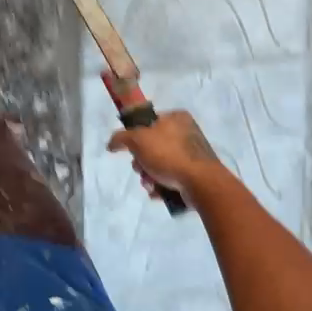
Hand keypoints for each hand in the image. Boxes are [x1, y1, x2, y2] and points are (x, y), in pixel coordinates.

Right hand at [107, 111, 229, 202]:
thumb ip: (120, 138)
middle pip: (151, 146)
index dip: (136, 136)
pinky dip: (161, 186)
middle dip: (141, 162)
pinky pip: (170, 178)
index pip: (148, 122)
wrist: (200, 182)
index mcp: (177, 118)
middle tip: (141, 168)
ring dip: (148, 176)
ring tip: (150, 184)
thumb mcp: (137, 139)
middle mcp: (187, 133)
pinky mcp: (195, 174)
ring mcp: (193, 155)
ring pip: (159, 164)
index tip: (132, 149)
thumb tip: (111, 144)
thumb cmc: (168, 154)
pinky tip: (159, 192)